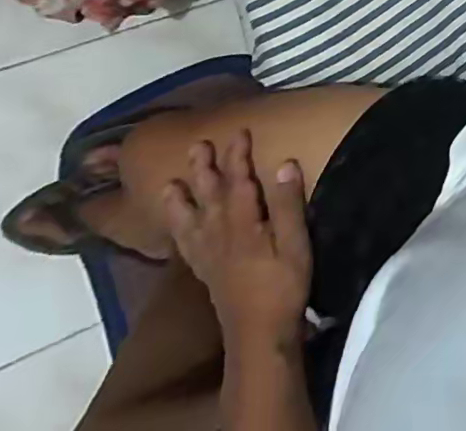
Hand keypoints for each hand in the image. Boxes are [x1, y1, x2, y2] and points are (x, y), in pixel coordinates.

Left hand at [161, 130, 310, 350]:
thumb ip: (288, 204)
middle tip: (197, 145)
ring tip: (169, 184)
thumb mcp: (296, 243)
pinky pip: (186, 246)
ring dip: (181, 200)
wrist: (259, 335)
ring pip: (190, 219)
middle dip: (204, 169)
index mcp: (243, 224)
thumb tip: (284, 163)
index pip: (238, 181)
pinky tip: (178, 228)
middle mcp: (219, 235)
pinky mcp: (205, 273)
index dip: (238, 155)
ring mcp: (209, 256)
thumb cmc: (283, 285)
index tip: (239, 131)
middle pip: (208, 195)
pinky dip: (179, 232)